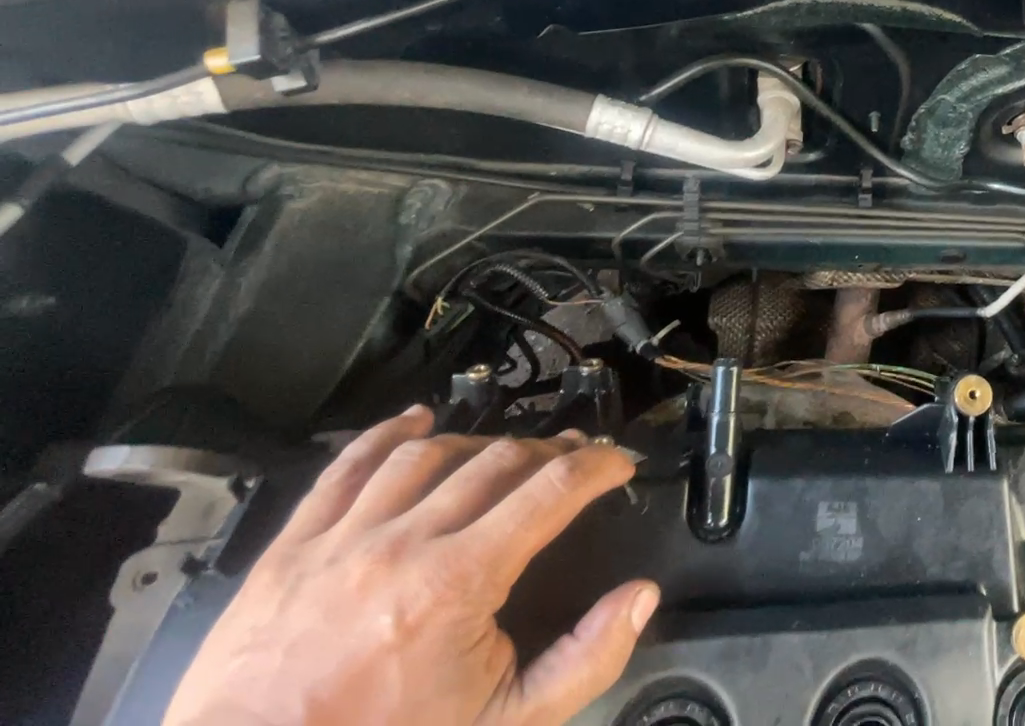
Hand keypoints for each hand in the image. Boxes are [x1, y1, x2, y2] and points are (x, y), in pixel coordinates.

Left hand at [163, 407, 656, 725]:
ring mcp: (341, 539)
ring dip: (483, 444)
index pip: (553, 490)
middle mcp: (404, 543)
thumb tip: (641, 595)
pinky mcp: (290, 548)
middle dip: (552, 452)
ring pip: (429, 455)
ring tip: (510, 454)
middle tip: (576, 458)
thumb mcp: (509, 724)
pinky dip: (387, 435)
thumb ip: (587, 660)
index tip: (619, 463)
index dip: (599, 465)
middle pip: (498, 462)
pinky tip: (417, 421)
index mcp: (461, 581)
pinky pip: (346, 468)